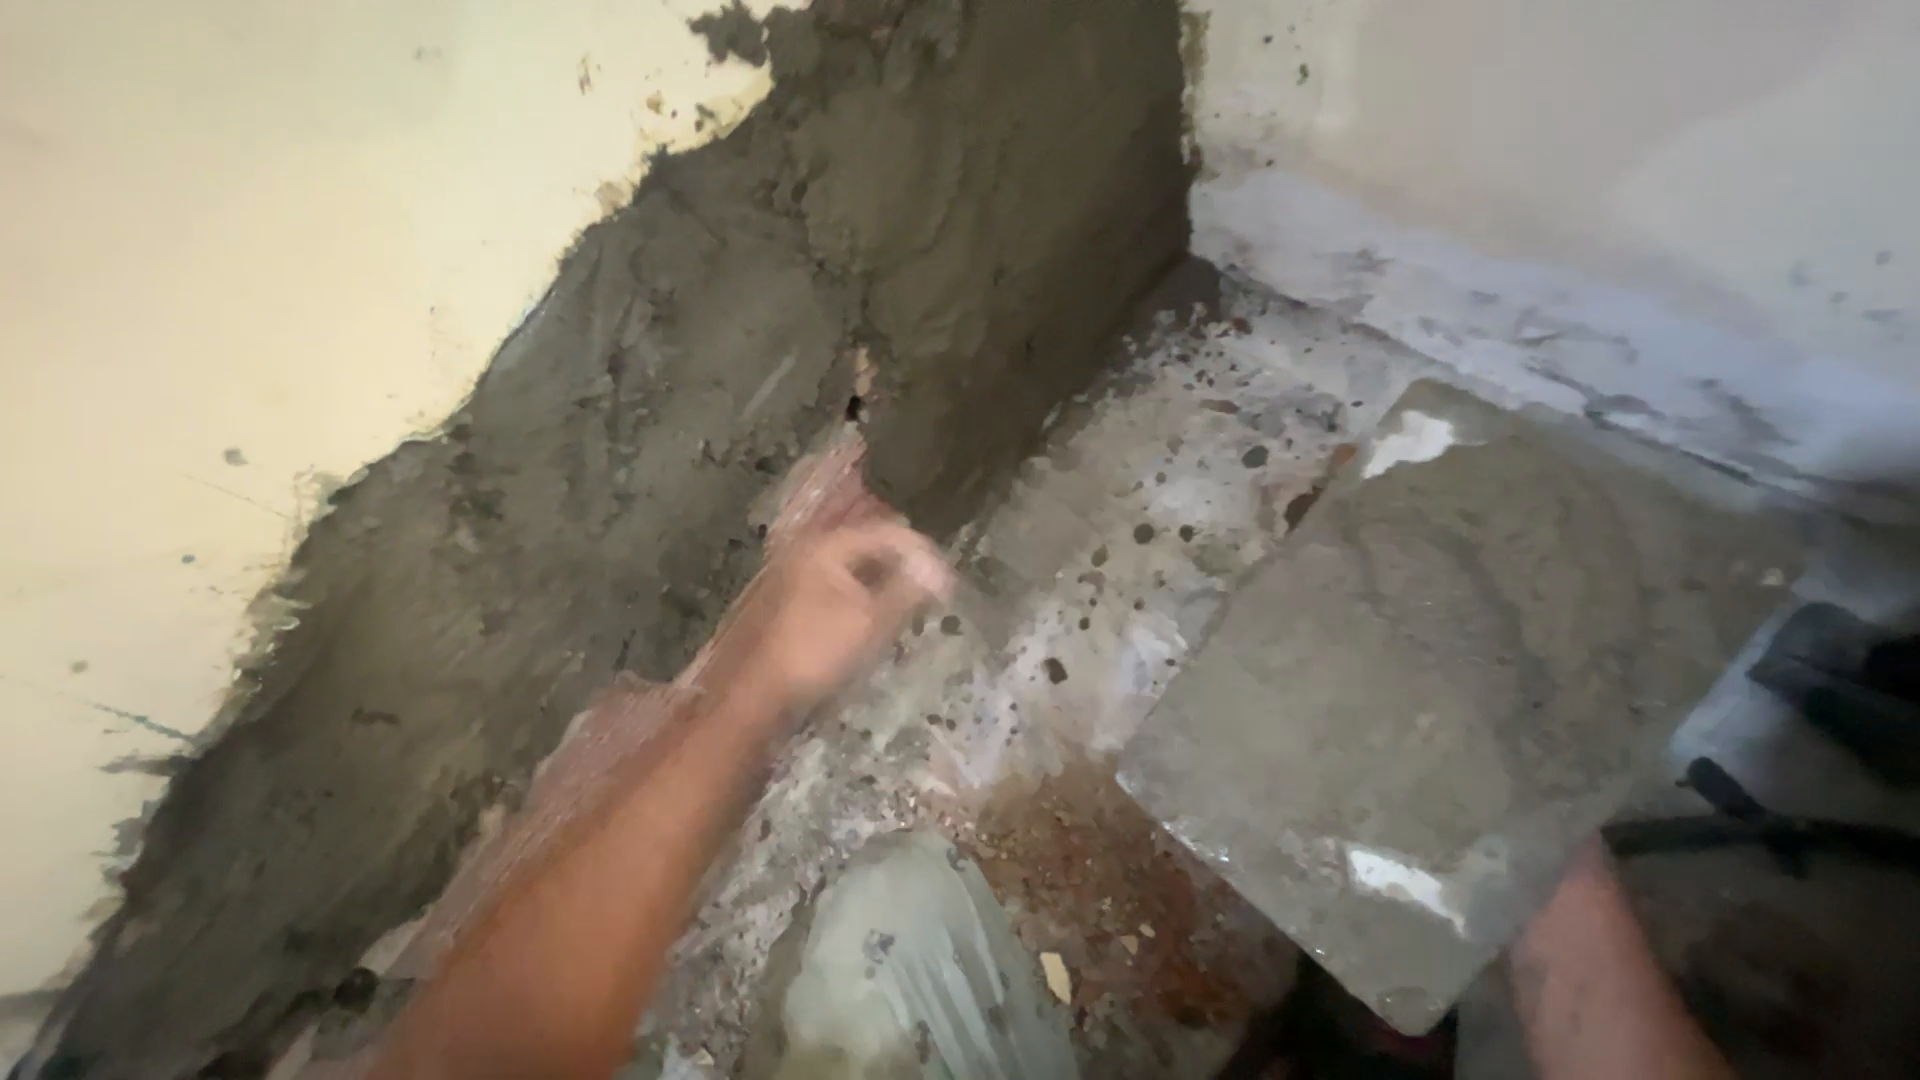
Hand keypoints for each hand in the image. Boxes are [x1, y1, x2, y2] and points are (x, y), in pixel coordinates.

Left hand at [726, 521, 952, 711]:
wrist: (755, 694)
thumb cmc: (815, 652)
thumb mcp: (871, 622)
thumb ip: (907, 590)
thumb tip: (939, 570)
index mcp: (825, 546)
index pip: (886, 532)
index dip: (921, 553)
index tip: (946, 580)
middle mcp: (806, 551)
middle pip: (867, 546)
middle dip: (902, 565)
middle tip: (931, 591)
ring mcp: (794, 576)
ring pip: (852, 569)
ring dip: (883, 583)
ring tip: (908, 607)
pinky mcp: (790, 602)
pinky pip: (837, 587)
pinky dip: (861, 597)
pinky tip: (874, 620)